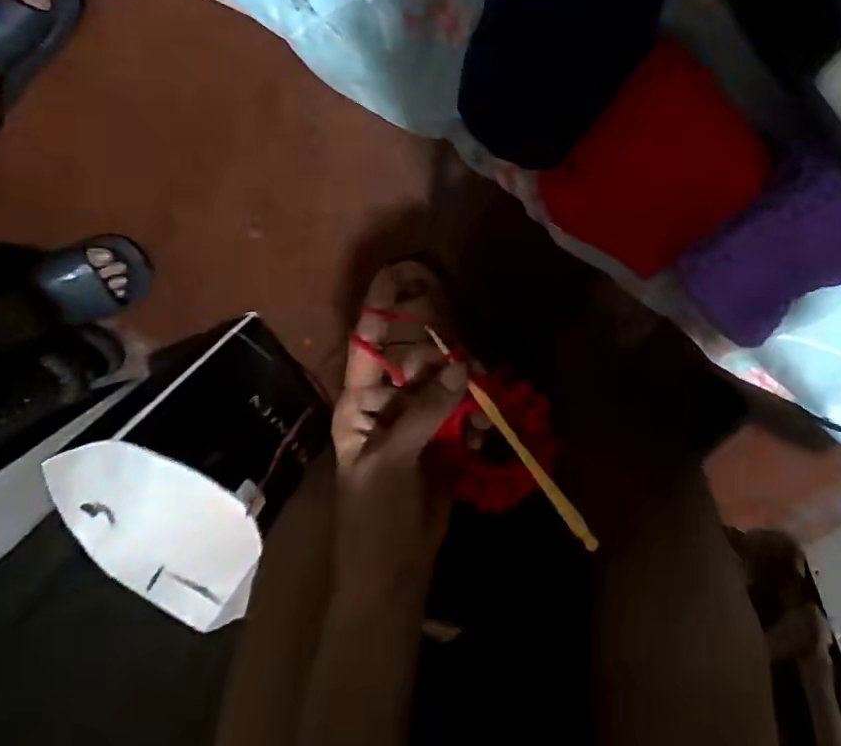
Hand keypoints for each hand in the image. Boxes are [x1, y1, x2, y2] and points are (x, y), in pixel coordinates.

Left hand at [330, 264, 469, 598]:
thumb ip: (424, 411)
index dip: (383, 307)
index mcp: (360, 401)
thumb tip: (462, 367)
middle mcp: (389, 401)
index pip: (369, 342)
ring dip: (468, 387)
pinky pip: (464, 409)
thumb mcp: (389, 462)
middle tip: (472, 361)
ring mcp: (419, 418)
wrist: (393, 570)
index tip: (404, 270)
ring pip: (447, 381)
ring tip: (479, 408)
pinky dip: (477, 415)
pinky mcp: (445, 437)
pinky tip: (480, 434)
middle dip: (445, 351)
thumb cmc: (374, 515)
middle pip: (418, 357)